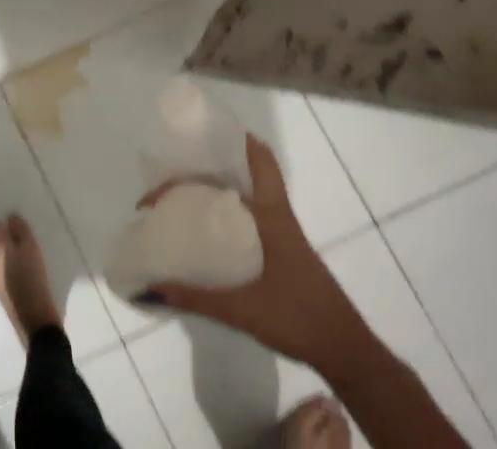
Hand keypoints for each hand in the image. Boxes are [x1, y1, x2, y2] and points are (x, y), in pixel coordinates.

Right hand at [140, 134, 375, 374]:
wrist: (346, 352)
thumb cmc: (299, 320)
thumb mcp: (243, 311)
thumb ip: (195, 298)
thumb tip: (150, 287)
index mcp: (274, 220)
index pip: (256, 167)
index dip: (230, 148)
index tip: (193, 146)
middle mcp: (280, 219)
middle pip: (256, 173)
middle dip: (222, 161)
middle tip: (180, 164)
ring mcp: (286, 236)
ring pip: (255, 195)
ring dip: (225, 186)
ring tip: (186, 191)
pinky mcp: (286, 254)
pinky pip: (254, 218)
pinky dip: (231, 212)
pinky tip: (209, 230)